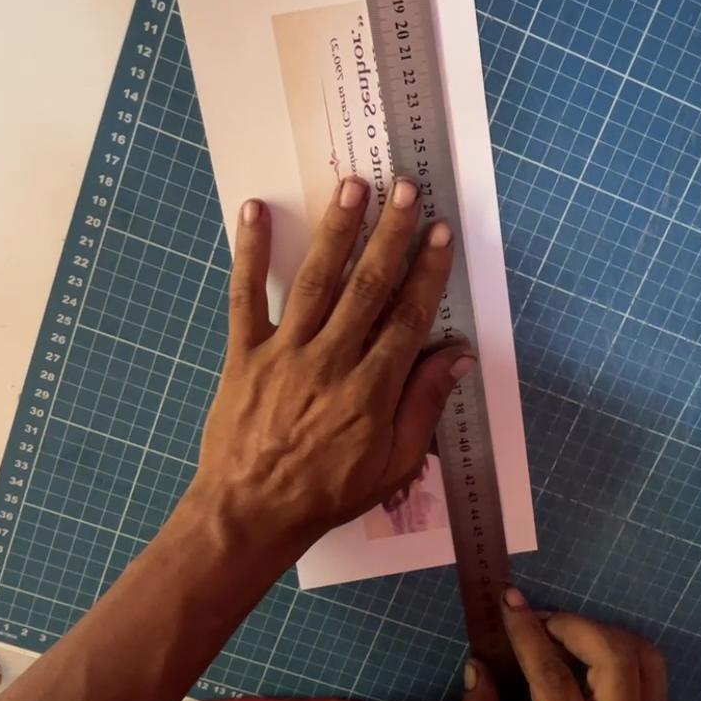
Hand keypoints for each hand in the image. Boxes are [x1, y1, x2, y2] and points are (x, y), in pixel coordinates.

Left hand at [190, 177, 468, 559]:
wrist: (249, 514)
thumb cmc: (326, 494)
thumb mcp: (391, 466)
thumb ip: (423, 406)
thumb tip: (457, 356)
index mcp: (370, 390)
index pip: (407, 318)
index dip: (427, 272)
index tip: (440, 233)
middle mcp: (329, 361)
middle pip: (366, 288)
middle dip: (389, 235)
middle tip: (405, 189)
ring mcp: (282, 353)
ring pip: (314, 282)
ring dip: (336, 231)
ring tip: (353, 187)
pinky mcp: (243, 353)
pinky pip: (244, 295)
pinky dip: (249, 252)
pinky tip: (255, 210)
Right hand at [457, 591, 677, 700]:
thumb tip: (478, 667)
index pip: (553, 678)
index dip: (529, 633)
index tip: (509, 601)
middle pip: (612, 656)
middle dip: (571, 623)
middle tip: (539, 621)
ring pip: (638, 653)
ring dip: (596, 629)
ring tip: (562, 633)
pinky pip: (651, 663)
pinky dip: (621, 642)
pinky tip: (591, 649)